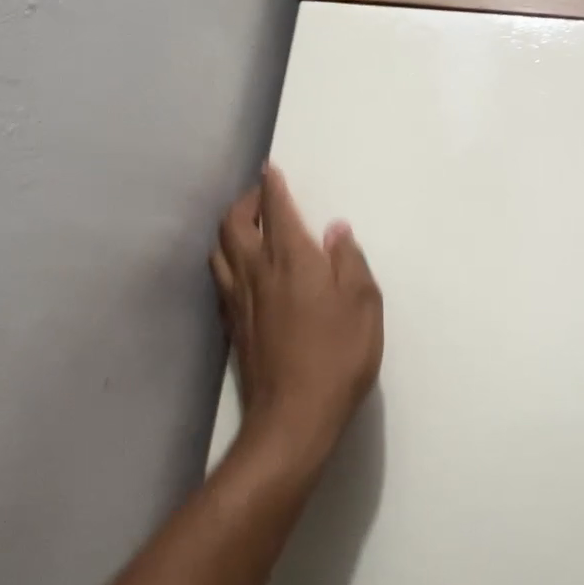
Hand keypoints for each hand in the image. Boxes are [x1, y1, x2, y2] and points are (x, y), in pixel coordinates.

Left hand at [211, 164, 383, 469]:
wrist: (293, 414)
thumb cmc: (337, 358)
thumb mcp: (363, 305)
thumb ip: (349, 262)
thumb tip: (335, 230)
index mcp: (291, 259)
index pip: (275, 208)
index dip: (273, 185)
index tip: (272, 170)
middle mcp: (256, 271)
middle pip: (234, 223)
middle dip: (245, 202)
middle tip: (262, 199)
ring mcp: (238, 300)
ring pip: (219, 250)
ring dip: (230, 230)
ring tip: (247, 229)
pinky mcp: (232, 326)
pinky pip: (220, 280)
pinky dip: (226, 263)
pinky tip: (240, 273)